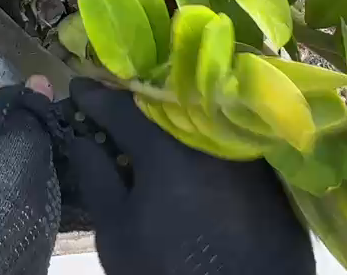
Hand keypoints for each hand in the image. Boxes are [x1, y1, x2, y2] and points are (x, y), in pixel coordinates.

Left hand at [0, 81, 61, 274]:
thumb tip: (38, 79)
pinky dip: (36, 182)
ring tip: (72, 164)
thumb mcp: (26, 145)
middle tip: (73, 141)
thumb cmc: (6, 197)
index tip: (67, 111)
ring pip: (16, 156)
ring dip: (43, 159)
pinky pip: (16, 181)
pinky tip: (59, 187)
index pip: (9, 95)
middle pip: (12, 127)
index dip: (40, 101)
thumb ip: (32, 112)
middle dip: (42, 132)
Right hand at [63, 78, 312, 274]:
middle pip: (161, 105)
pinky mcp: (270, 180)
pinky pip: (227, 143)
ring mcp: (243, 157)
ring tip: (149, 125)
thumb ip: (96, 177)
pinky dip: (202, 141)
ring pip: (198, 120)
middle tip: (110, 104)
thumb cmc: (169, 272)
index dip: (93, 96)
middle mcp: (206, 139)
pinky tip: (190, 154)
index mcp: (163, 147)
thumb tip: (81, 139)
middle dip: (132, 101)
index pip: (118, 105)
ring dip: (170, 118)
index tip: (76, 89)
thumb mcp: (116, 234)